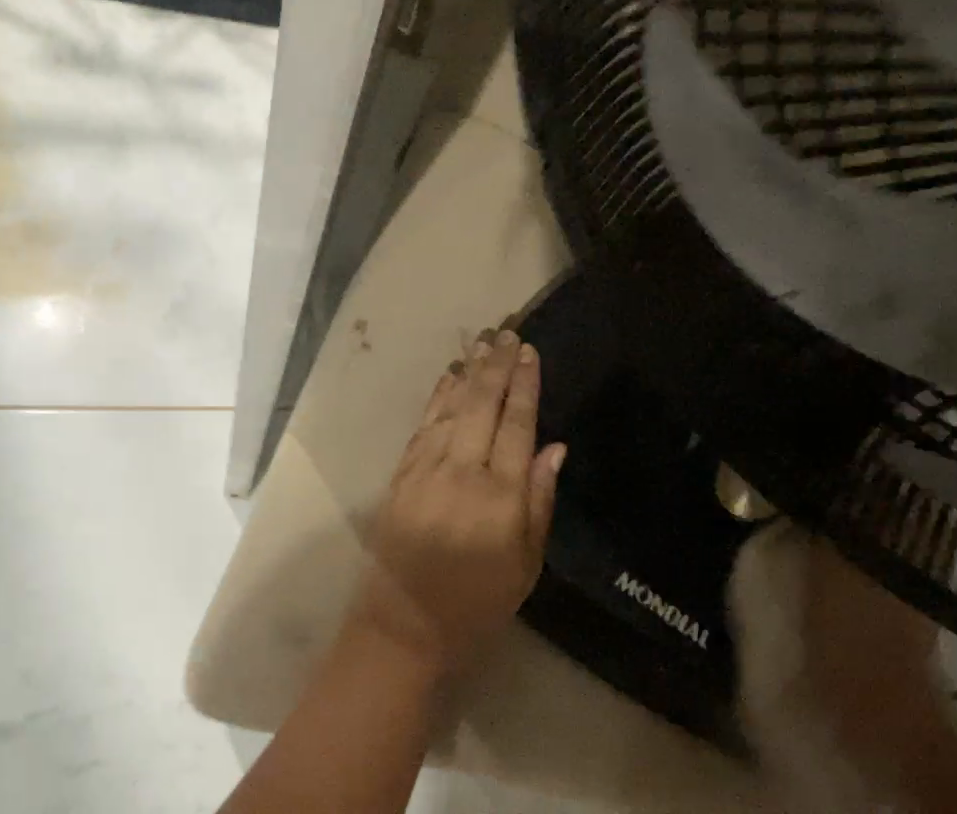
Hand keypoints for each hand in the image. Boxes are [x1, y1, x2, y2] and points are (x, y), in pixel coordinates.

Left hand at [346, 329, 567, 674]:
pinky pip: (424, 424)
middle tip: (506, 331)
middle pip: (482, 405)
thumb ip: (539, 501)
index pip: (516, 425)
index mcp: (500, 495)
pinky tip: (448, 378)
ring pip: (451, 407)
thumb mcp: (526, 564)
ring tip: (481, 342)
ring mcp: (426, 469)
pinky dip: (438, 397)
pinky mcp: (401, 474)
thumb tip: (555, 447)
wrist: (403, 624)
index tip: (529, 353)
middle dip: (496, 366)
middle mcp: (462, 472)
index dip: (524, 385)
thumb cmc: (477, 601)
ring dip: (467, 372)